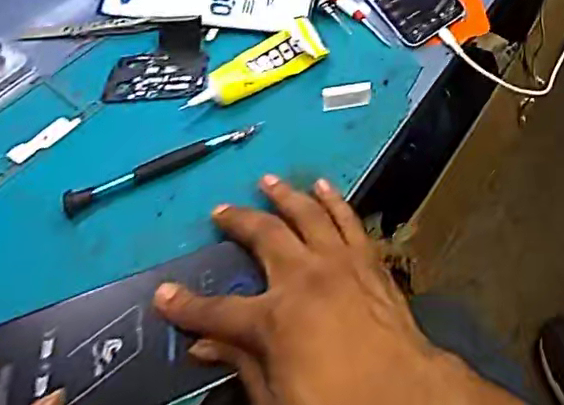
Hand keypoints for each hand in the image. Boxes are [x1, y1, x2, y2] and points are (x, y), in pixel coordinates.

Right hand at [154, 177, 509, 404]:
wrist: (401, 388)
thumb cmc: (334, 401)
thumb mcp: (276, 397)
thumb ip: (242, 363)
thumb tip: (204, 345)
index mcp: (275, 317)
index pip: (217, 312)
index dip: (185, 306)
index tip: (163, 293)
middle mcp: (304, 275)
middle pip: (264, 237)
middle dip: (238, 222)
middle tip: (220, 211)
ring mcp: (339, 259)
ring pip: (307, 213)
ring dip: (285, 195)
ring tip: (267, 181)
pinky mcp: (367, 254)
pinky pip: (347, 217)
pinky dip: (333, 198)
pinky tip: (322, 186)